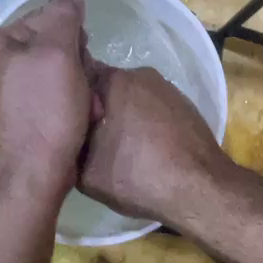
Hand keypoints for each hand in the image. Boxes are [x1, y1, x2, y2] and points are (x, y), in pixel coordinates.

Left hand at [0, 0, 98, 209]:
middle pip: (54, 47)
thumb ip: (64, 16)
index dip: (75, 34)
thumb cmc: (45, 111)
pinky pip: (52, 102)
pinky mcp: (19, 121)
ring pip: (58, 76)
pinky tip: (80, 124)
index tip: (85, 56)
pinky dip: (71, 109)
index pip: (49, 17)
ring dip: (81, 90)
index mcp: (0, 43)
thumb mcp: (58, 52)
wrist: (32, 177)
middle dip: (79, 66)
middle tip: (88, 87)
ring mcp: (6, 95)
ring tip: (89, 110)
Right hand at [78, 67, 230, 225]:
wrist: (198, 187)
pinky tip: (146, 150)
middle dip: (98, 108)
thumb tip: (66, 134)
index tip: (64, 119)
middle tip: (89, 138)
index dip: (70, 98)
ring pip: (133, 99)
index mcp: (115, 80)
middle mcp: (141, 75)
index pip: (81, 77)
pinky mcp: (186, 106)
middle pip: (108, 88)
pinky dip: (147, 125)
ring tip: (119, 148)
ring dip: (124, 117)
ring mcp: (167, 89)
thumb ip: (70, 144)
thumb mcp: (84, 170)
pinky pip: (155, 110)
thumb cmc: (135, 174)